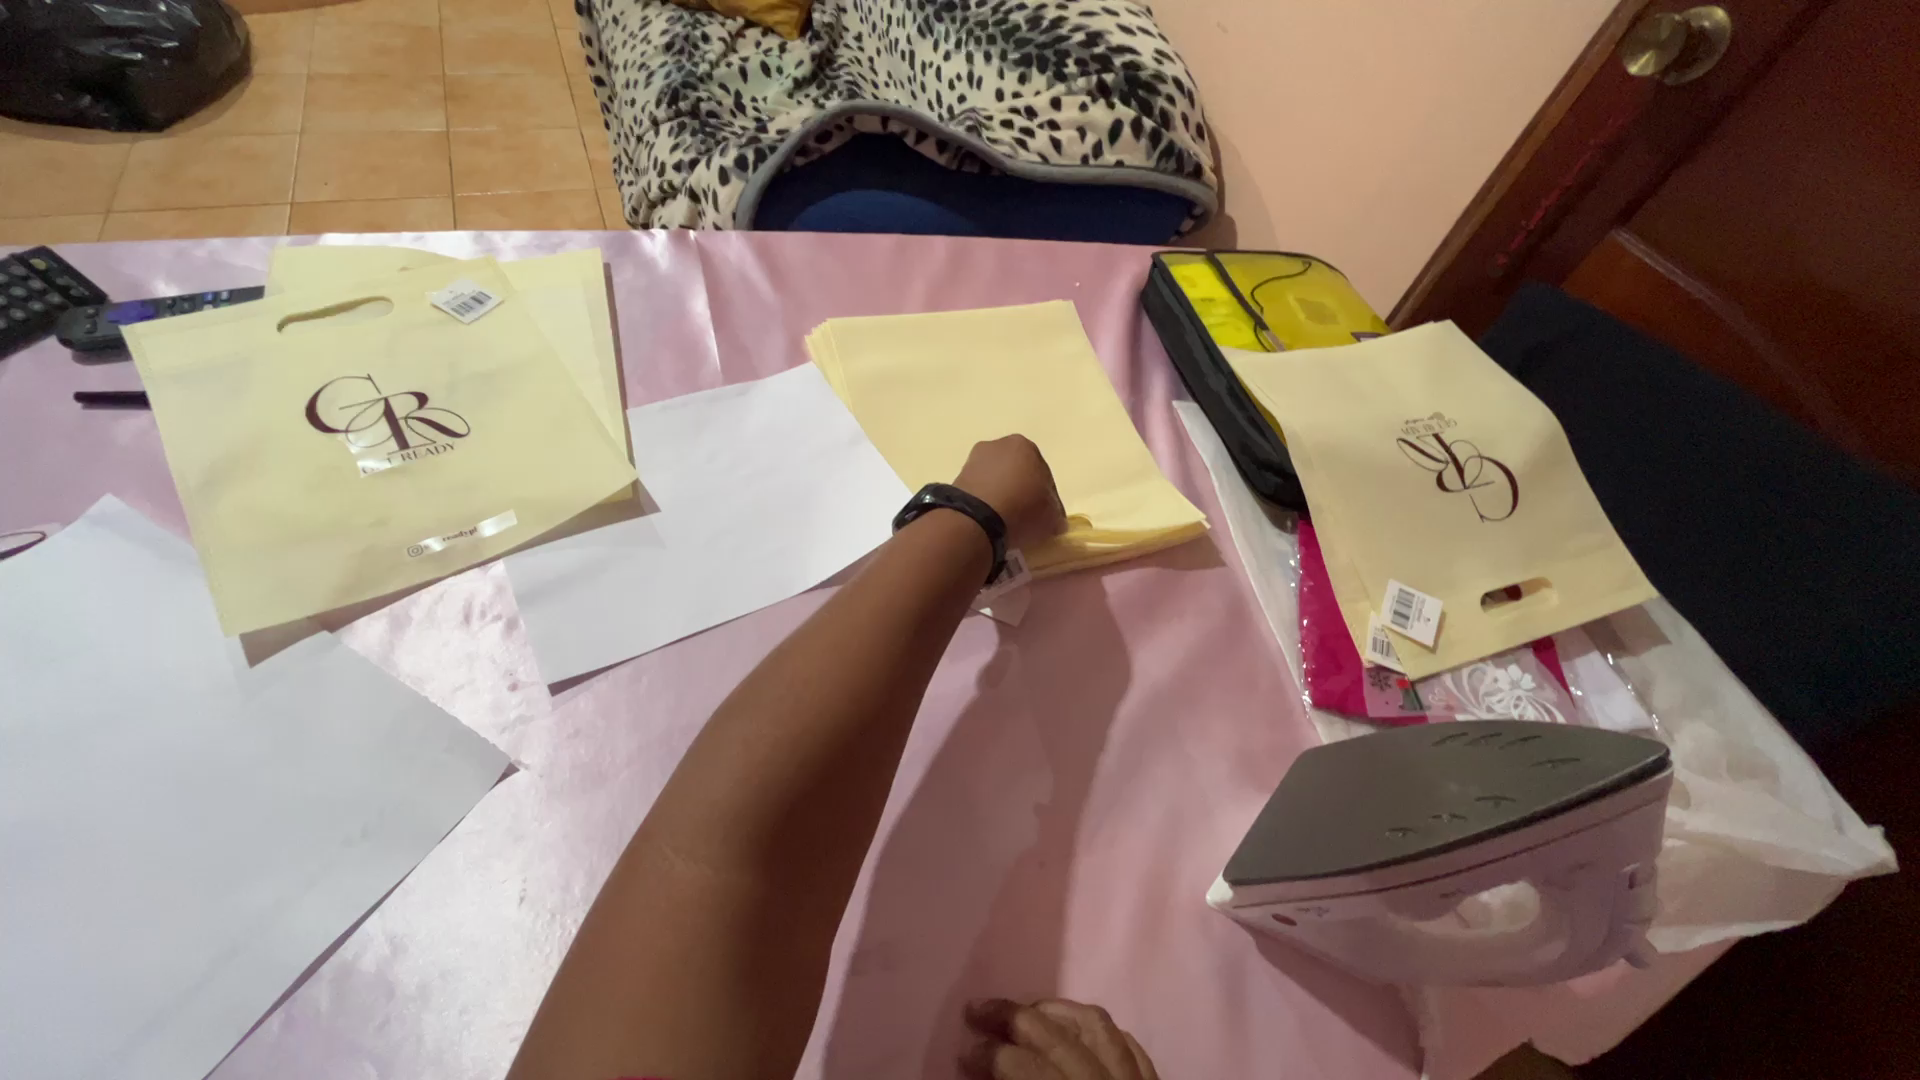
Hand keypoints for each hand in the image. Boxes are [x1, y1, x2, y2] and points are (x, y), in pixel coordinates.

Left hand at [952, 436, 1067, 551]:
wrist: (976, 519)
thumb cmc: (1023, 509)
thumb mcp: (1052, 516)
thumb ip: (1055, 514)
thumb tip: (1054, 521)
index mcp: (1025, 446)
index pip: (1044, 473)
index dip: (1047, 498)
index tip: (1047, 517)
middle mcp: (997, 445)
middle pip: (1016, 473)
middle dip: (1022, 492)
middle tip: (1027, 519)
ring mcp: (973, 461)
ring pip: (995, 481)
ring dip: (1001, 497)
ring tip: (1006, 523)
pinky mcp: (955, 480)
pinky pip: (978, 492)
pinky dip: (984, 504)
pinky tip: (988, 522)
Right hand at [961, 998, 1160, 1079]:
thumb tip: (987, 1071)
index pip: (1027, 1067)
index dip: (991, 1056)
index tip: (963, 1052)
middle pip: (1059, 1036)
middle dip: (1012, 1017)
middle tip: (976, 1010)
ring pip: (1099, 1026)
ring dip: (1057, 1011)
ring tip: (1026, 1011)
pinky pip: (1132, 1046)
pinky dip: (1102, 1031)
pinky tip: (1080, 1027)